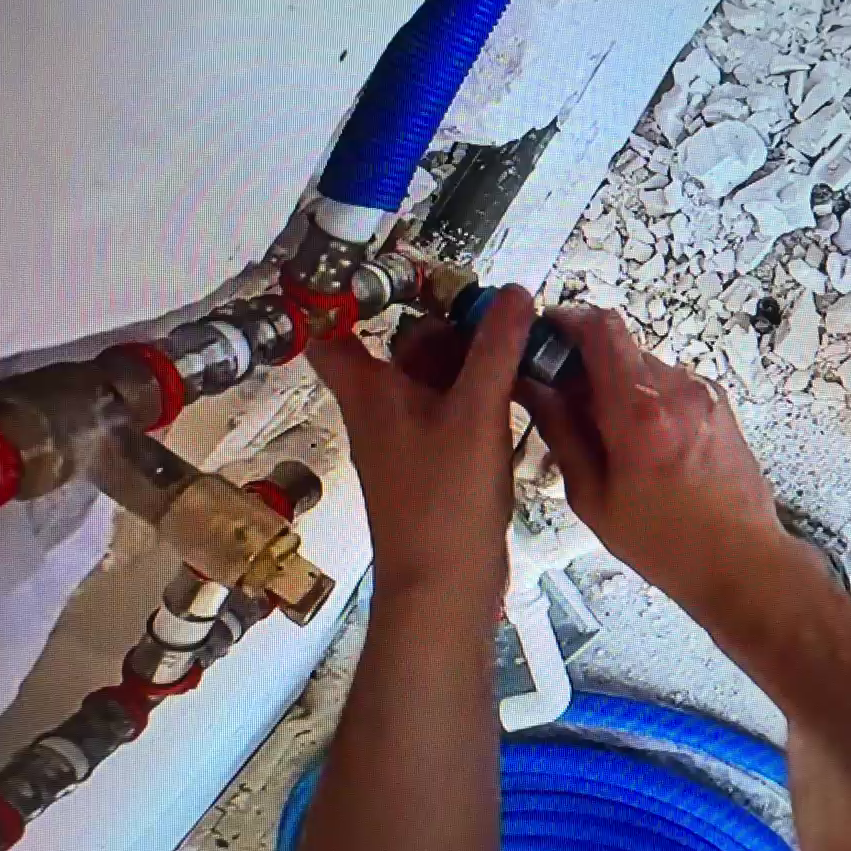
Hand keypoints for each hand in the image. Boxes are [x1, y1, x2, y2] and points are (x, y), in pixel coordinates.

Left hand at [308, 286, 533, 610]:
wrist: (444, 585)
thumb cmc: (445, 497)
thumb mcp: (475, 414)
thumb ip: (494, 351)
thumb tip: (514, 292)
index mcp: (369, 391)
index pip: (332, 331)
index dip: (343, 296)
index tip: (384, 266)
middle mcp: (381, 408)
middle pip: (402, 347)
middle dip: (444, 323)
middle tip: (496, 303)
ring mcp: (409, 435)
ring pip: (433, 378)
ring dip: (469, 357)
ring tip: (518, 336)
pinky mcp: (436, 459)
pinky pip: (452, 409)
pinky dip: (478, 391)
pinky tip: (518, 383)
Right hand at [517, 307, 797, 598]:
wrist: (742, 562)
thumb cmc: (663, 541)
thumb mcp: (591, 495)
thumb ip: (561, 431)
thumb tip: (534, 387)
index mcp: (639, 413)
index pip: (601, 330)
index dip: (567, 319)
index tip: (546, 330)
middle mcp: (676, 390)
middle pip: (618, 347)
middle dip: (584, 363)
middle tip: (562, 398)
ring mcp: (703, 394)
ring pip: (641, 366)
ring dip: (613, 384)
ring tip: (602, 431)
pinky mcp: (717, 404)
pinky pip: (667, 384)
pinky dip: (642, 397)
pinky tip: (638, 441)